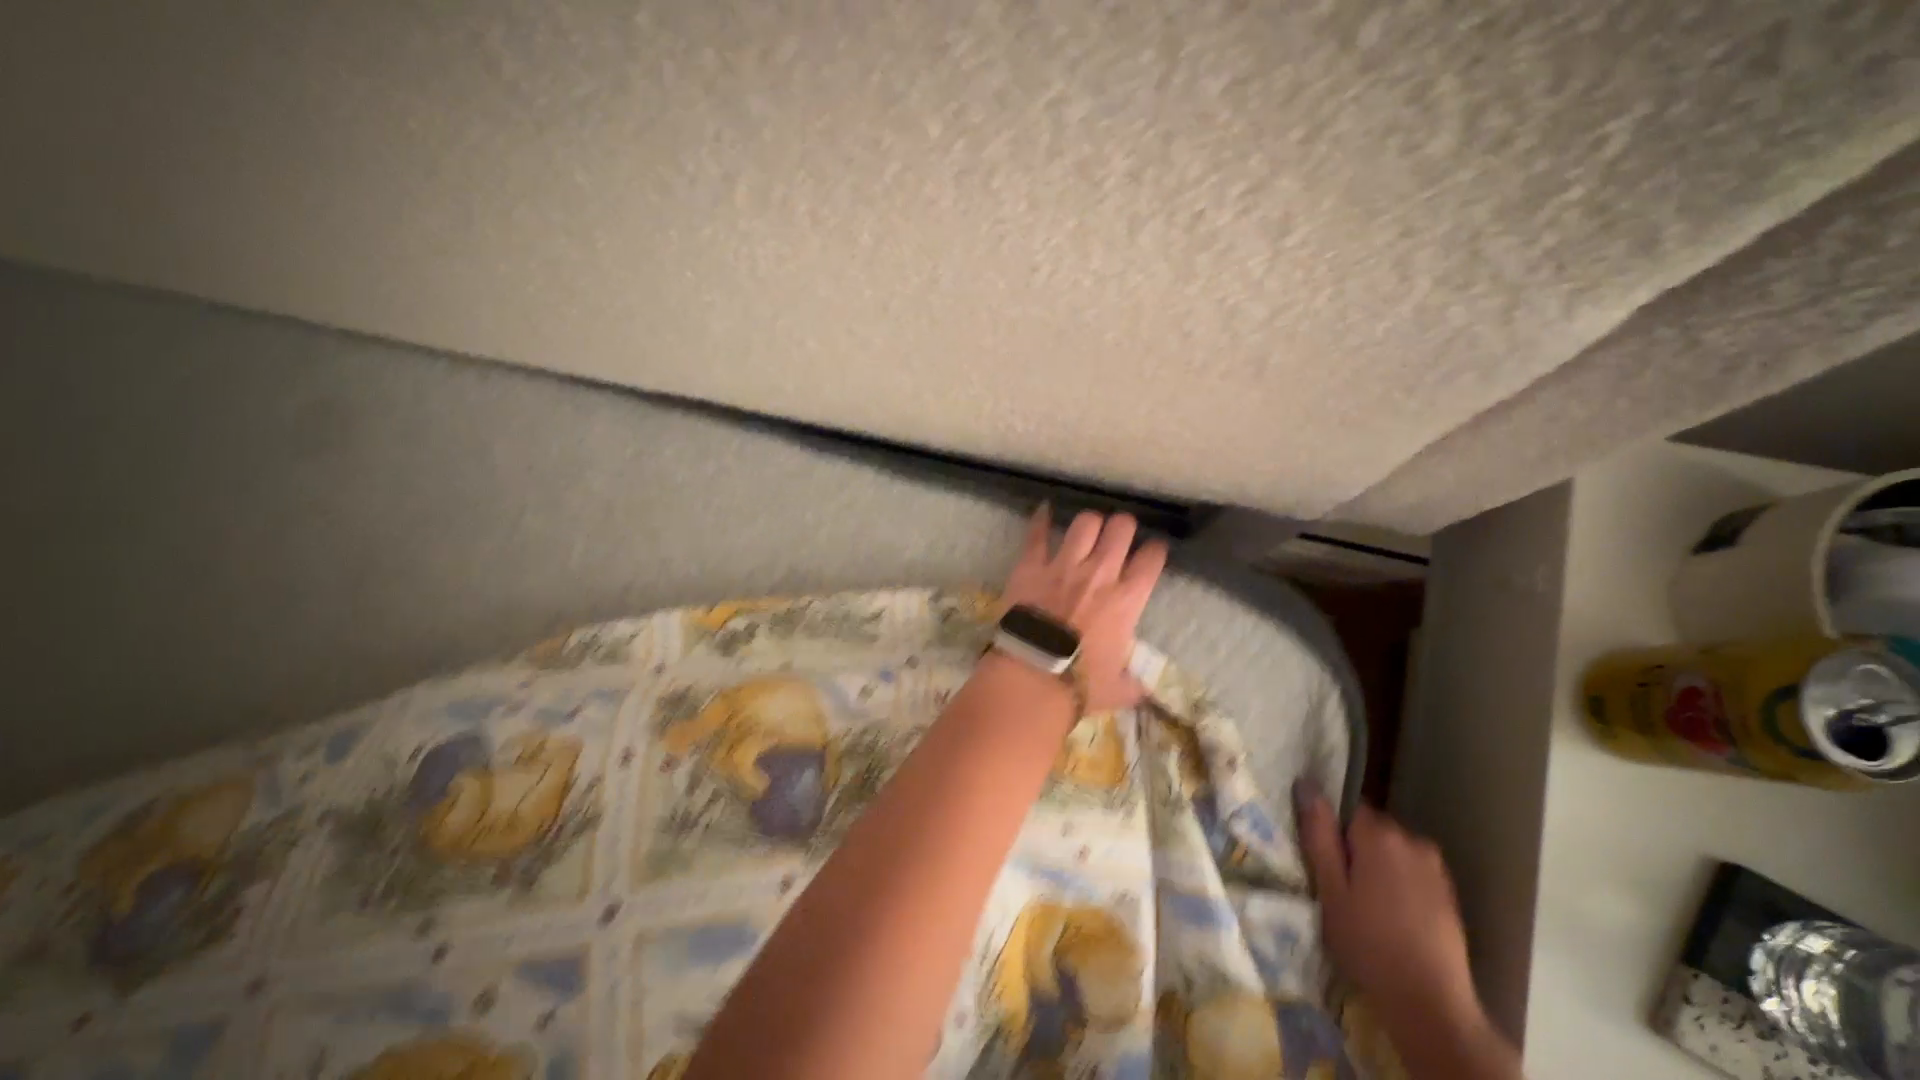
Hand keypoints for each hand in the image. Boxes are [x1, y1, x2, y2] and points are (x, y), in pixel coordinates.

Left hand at [999, 506, 1168, 710]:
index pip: (1152, 559)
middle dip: (1123, 528)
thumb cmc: (1080, 683)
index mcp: (1128, 599)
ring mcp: (1064, 565)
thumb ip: (1133, 683)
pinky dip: (1040, 520)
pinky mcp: (1031, 566)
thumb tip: (1143, 690)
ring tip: (1088, 530)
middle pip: (1121, 528)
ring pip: (1085, 523)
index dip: (1154, 552)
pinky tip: (1043, 511)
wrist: (1033, 676)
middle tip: (1118, 536)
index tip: (1151, 554)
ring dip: (1089, 524)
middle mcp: (1101, 573)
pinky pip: (1036, 534)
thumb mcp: (1118, 689)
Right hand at [1296, 787, 1485, 1038]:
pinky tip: (1393, 921)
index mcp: (1380, 835)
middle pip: (1373, 831)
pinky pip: (1413, 875)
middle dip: (1356, 852)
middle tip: (1341, 893)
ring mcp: (1436, 867)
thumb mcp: (1330, 890)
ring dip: (1379, 870)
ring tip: (1367, 910)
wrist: (1428, 999)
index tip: (1326, 867)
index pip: (1348, 810)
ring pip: (1394, 854)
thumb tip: (1307, 785)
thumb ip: (1319, 835)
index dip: (1333, 836)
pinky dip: (1400, 888)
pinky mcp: (1449, 893)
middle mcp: (1413, 840)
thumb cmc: (1367, 943)